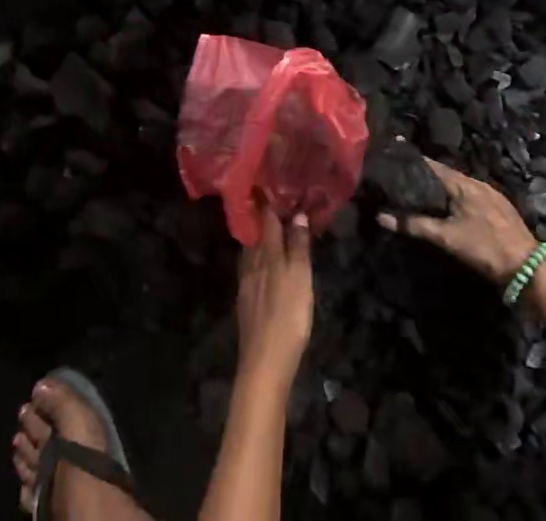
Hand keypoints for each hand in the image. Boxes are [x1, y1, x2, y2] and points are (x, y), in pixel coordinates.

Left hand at [235, 209, 312, 380]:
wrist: (264, 361)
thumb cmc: (288, 316)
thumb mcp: (299, 278)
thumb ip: (297, 247)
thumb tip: (298, 215)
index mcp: (265, 254)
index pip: (265, 220)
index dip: (270, 202)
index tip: (274, 184)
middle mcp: (251, 262)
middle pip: (256, 233)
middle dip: (264, 217)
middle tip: (275, 201)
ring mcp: (246, 282)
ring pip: (252, 250)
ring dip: (260, 236)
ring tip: (270, 227)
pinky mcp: (246, 299)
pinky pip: (251, 266)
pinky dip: (259, 255)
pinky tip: (263, 261)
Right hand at [376, 158, 539, 283]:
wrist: (530, 270)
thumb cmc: (485, 247)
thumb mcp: (445, 237)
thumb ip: (412, 224)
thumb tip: (379, 215)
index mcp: (463, 183)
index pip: (430, 165)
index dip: (410, 164)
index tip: (390, 164)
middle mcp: (477, 183)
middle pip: (444, 175)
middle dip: (422, 178)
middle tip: (398, 182)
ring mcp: (491, 195)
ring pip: (457, 186)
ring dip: (438, 189)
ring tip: (417, 194)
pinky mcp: (498, 209)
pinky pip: (468, 196)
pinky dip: (453, 199)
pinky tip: (445, 209)